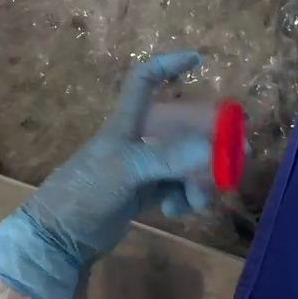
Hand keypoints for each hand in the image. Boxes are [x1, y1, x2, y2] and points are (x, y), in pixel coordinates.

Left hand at [0, 51, 215, 298]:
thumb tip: (212, 150)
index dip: (167, 65)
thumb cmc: (85, 192)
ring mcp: (141, 168)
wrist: (60, 238)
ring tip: (199, 201)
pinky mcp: (143, 194)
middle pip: (180, 130)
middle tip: (237, 158)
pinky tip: (179, 211)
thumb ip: (168, 159)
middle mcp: (136, 140)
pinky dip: (185, 197)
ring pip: (183, 162)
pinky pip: (177, 187)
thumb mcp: (126, 170)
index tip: (197, 60)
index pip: (144, 81)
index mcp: (126, 123)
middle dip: (208, 143)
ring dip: (198, 179)